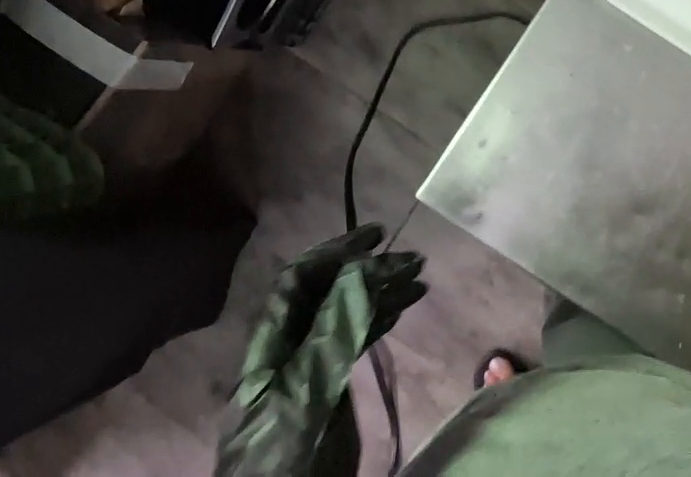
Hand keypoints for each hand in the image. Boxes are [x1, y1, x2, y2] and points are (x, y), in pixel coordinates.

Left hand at [219, 225, 426, 476]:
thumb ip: (333, 333)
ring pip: (346, 317)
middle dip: (367, 269)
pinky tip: (402, 310)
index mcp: (271, 347)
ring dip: (380, 293)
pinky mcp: (327, 397)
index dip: (336, 251)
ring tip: (419, 280)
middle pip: (327, 294)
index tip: (378, 236)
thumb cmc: (283, 462)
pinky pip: (354, 345)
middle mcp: (289, 352)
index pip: (300, 281)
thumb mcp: (306, 395)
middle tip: (412, 258)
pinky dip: (379, 321)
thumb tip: (364, 270)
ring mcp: (309, 374)